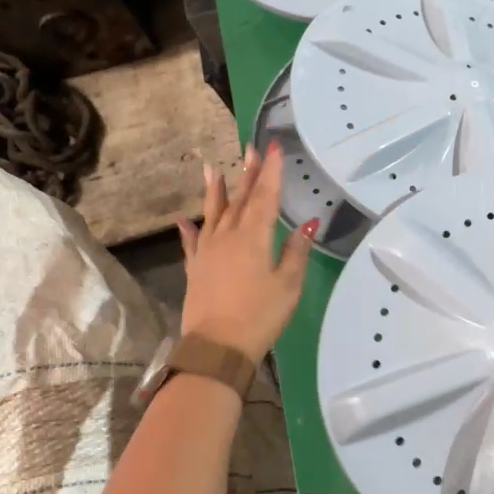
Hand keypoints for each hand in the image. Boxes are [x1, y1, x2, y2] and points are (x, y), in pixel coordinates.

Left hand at [175, 142, 317, 360]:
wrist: (216, 347)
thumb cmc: (261, 314)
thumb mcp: (289, 284)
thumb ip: (296, 251)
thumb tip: (308, 222)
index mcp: (254, 236)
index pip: (265, 195)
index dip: (271, 170)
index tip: (274, 146)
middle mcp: (228, 236)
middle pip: (240, 198)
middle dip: (247, 172)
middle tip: (251, 147)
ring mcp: (208, 251)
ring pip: (214, 213)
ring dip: (215, 190)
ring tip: (212, 168)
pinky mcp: (196, 268)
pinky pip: (192, 240)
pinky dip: (190, 228)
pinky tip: (185, 219)